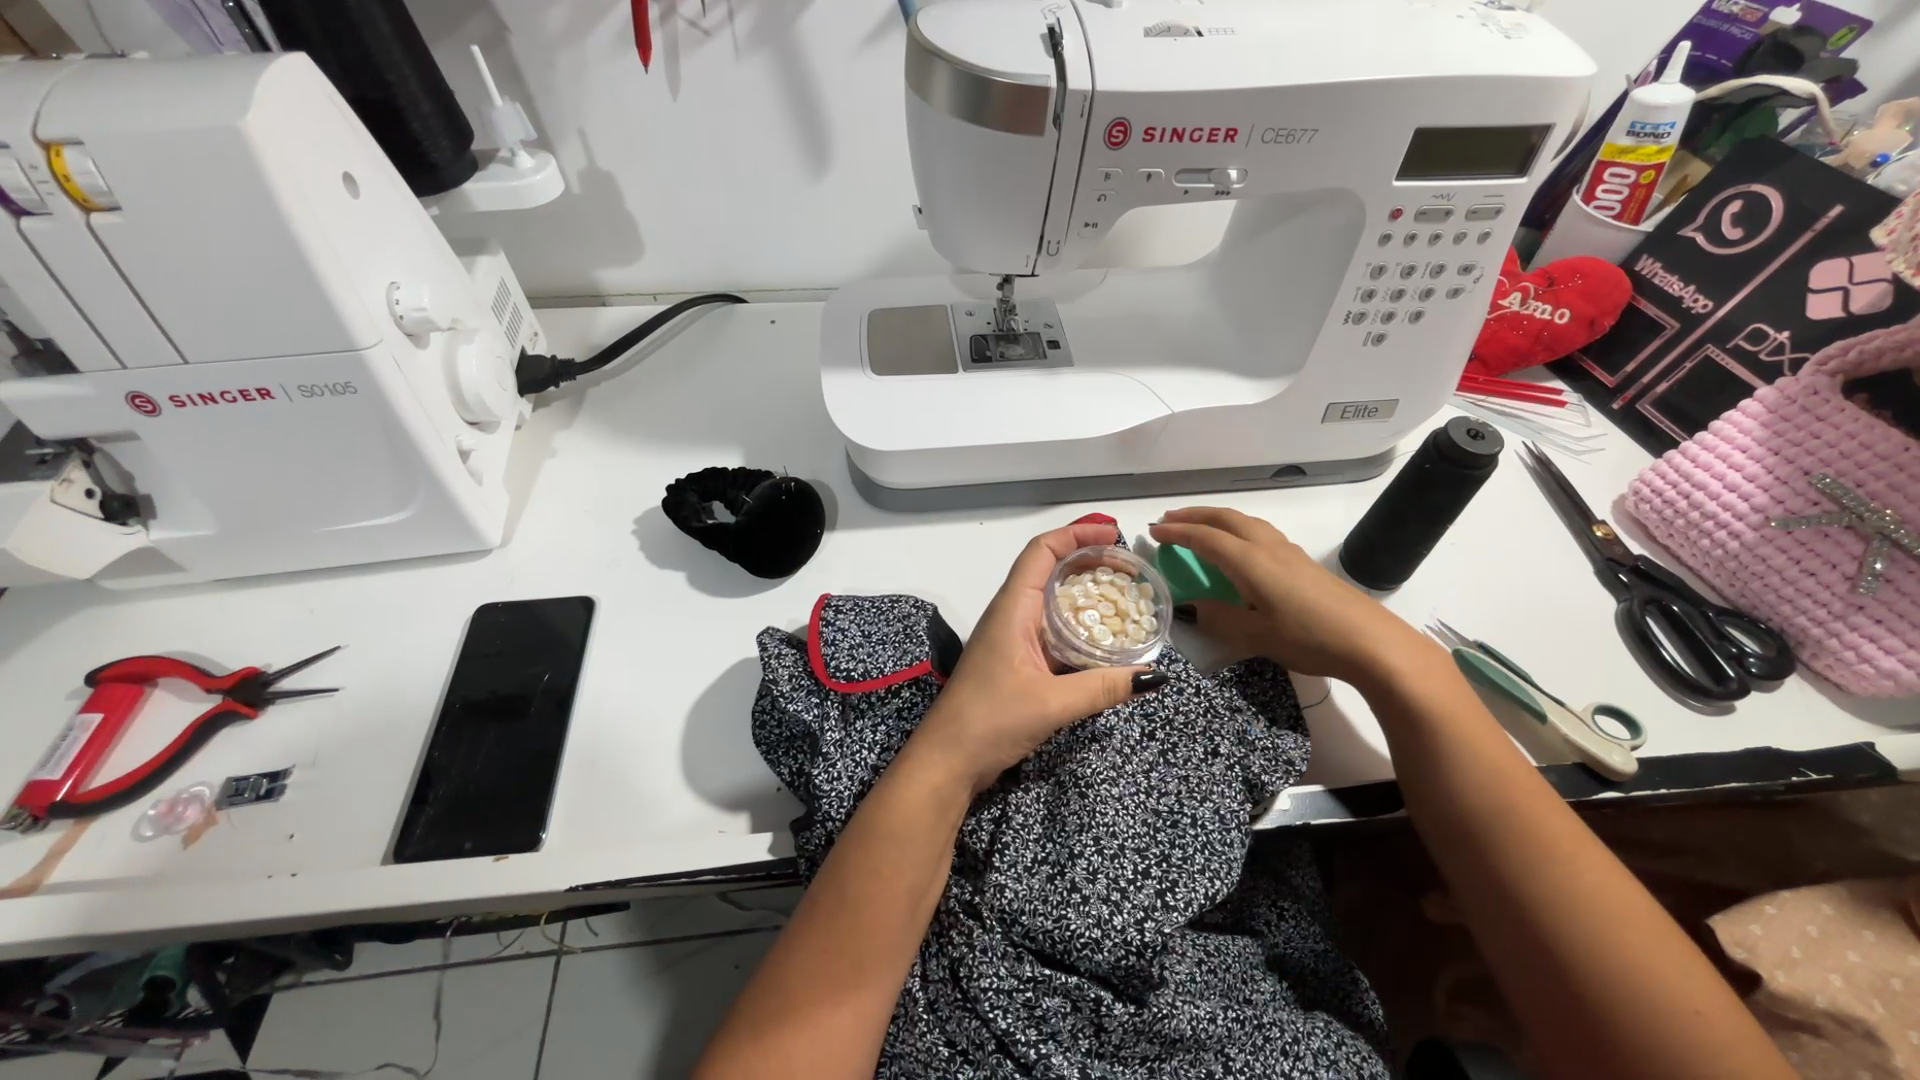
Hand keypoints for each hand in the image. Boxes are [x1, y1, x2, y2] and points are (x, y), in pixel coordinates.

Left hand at [913, 521, 1167, 793]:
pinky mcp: (1017, 664)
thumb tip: (1155, 676)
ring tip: (1129, 601)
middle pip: (1050, 572)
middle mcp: (1012, 616)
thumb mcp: (1052, 703)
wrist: (947, 761)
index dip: (1076, 535)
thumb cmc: (989, 721)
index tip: (1114, 535)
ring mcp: (1013, 640)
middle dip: (1090, 564)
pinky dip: (1080, 631)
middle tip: (1133, 573)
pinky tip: (1107, 645)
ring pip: (1053, 605)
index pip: (1041, 551)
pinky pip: (1053, 634)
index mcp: (1012, 609)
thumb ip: (1103, 688)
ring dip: (1087, 598)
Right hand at [1148, 507, 1431, 686]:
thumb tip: (1191, 608)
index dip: (1177, 533)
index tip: (1153, 531)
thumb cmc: (1308, 637)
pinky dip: (1237, 529)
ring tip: (1199, 526)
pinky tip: (1238, 547)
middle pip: (1226, 519)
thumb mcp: (1255, 635)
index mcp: (1250, 561)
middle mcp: (1268, 547)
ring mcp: (1289, 553)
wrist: (1370, 642)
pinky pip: (1260, 533)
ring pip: (1246, 522)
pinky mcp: (1303, 564)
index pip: (1205, 538)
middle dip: (1195, 515)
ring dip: (1217, 519)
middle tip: (1169, 519)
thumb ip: (1219, 618)